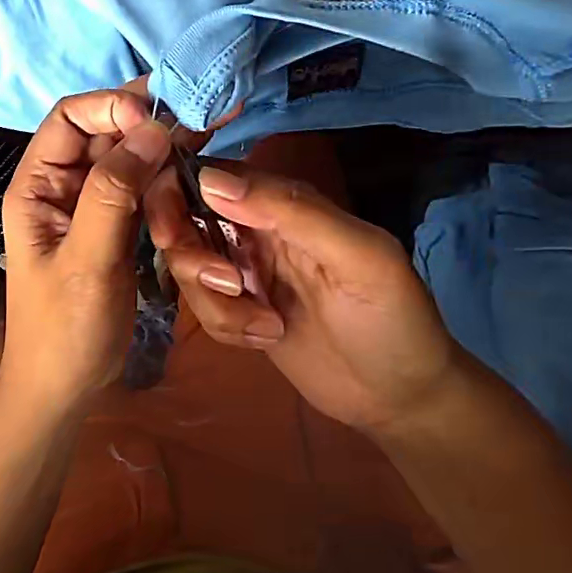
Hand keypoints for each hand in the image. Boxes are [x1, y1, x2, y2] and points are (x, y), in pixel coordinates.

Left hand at [0, 90, 172, 411]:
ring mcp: (88, 204)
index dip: (108, 106)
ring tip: (204, 125)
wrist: (64, 387)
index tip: (154, 115)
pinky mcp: (113, 223)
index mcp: (36, 185)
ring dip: (159, 140)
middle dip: (142, 116)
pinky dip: (164, 171)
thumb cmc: (63, 330)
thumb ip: (112, 194)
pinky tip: (194, 160)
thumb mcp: (87, 261)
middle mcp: (60, 184)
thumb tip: (149, 129)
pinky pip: (138, 184)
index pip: (67, 119)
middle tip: (195, 108)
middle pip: (100, 131)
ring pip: (124, 155)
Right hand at [151, 162, 459, 432]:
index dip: (174, 192)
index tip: (172, 232)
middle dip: (188, 254)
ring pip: (185, 265)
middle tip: (228, 285)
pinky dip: (224, 326)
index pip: (208, 174)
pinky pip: (198, 305)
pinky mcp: (233, 307)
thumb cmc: (391, 318)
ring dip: (215, 301)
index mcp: (280, 199)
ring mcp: (239, 267)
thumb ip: (289, 210)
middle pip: (180, 218)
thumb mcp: (357, 257)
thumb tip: (210, 179)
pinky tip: (266, 338)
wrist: (400, 399)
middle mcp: (251, 226)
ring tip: (267, 325)